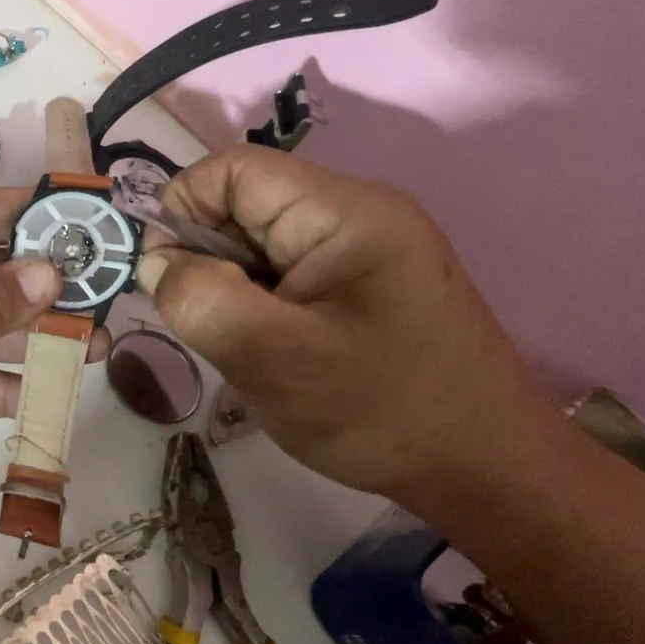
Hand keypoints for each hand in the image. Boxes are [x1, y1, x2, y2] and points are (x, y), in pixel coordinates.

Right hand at [135, 145, 551, 498]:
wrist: (487, 473)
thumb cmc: (382, 411)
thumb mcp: (272, 358)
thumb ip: (199, 298)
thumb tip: (157, 262)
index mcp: (343, 212)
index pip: (230, 170)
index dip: (182, 212)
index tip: (174, 280)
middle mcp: (354, 214)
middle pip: (239, 205)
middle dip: (206, 260)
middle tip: (218, 327)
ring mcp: (360, 249)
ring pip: (253, 243)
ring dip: (229, 289)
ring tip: (251, 346)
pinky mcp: (360, 282)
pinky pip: (278, 272)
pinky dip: (255, 306)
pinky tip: (275, 350)